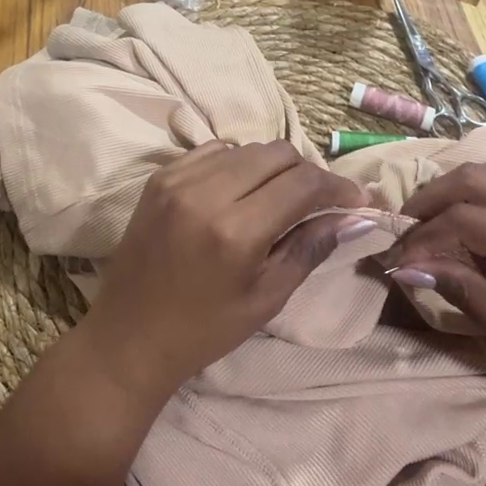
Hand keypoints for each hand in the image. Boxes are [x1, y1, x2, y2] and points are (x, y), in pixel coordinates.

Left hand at [78, 140, 370, 396]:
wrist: (129, 337)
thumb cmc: (204, 330)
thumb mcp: (267, 298)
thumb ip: (310, 248)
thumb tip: (352, 215)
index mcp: (236, 230)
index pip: (302, 183)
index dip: (337, 186)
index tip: (356, 199)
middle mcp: (206, 193)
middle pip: (278, 153)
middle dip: (307, 173)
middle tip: (319, 201)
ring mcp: (178, 180)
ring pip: (247, 147)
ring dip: (273, 167)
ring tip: (279, 197)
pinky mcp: (160, 177)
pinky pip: (213, 150)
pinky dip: (237, 163)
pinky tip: (241, 191)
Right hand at [381, 164, 485, 429]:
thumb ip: (465, 293)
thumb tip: (408, 267)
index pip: (467, 219)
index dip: (424, 236)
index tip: (398, 259)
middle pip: (477, 178)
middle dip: (432, 198)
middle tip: (406, 229)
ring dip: (456, 200)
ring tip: (436, 239)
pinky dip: (483, 206)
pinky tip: (475, 242)